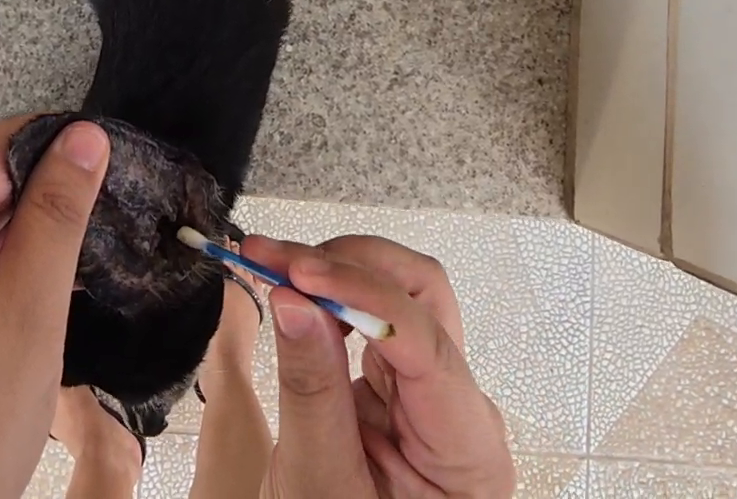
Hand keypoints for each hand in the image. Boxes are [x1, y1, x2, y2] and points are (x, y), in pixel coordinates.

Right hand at [247, 235, 515, 498]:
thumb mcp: (320, 483)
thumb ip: (311, 391)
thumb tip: (291, 298)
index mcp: (468, 448)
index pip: (423, 338)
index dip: (360, 292)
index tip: (297, 275)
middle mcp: (459, 401)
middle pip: (421, 292)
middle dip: (346, 264)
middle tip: (275, 258)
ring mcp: (427, 383)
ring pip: (394, 288)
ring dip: (330, 267)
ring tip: (268, 264)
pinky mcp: (394, 376)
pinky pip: (364, 313)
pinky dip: (324, 291)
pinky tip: (288, 287)